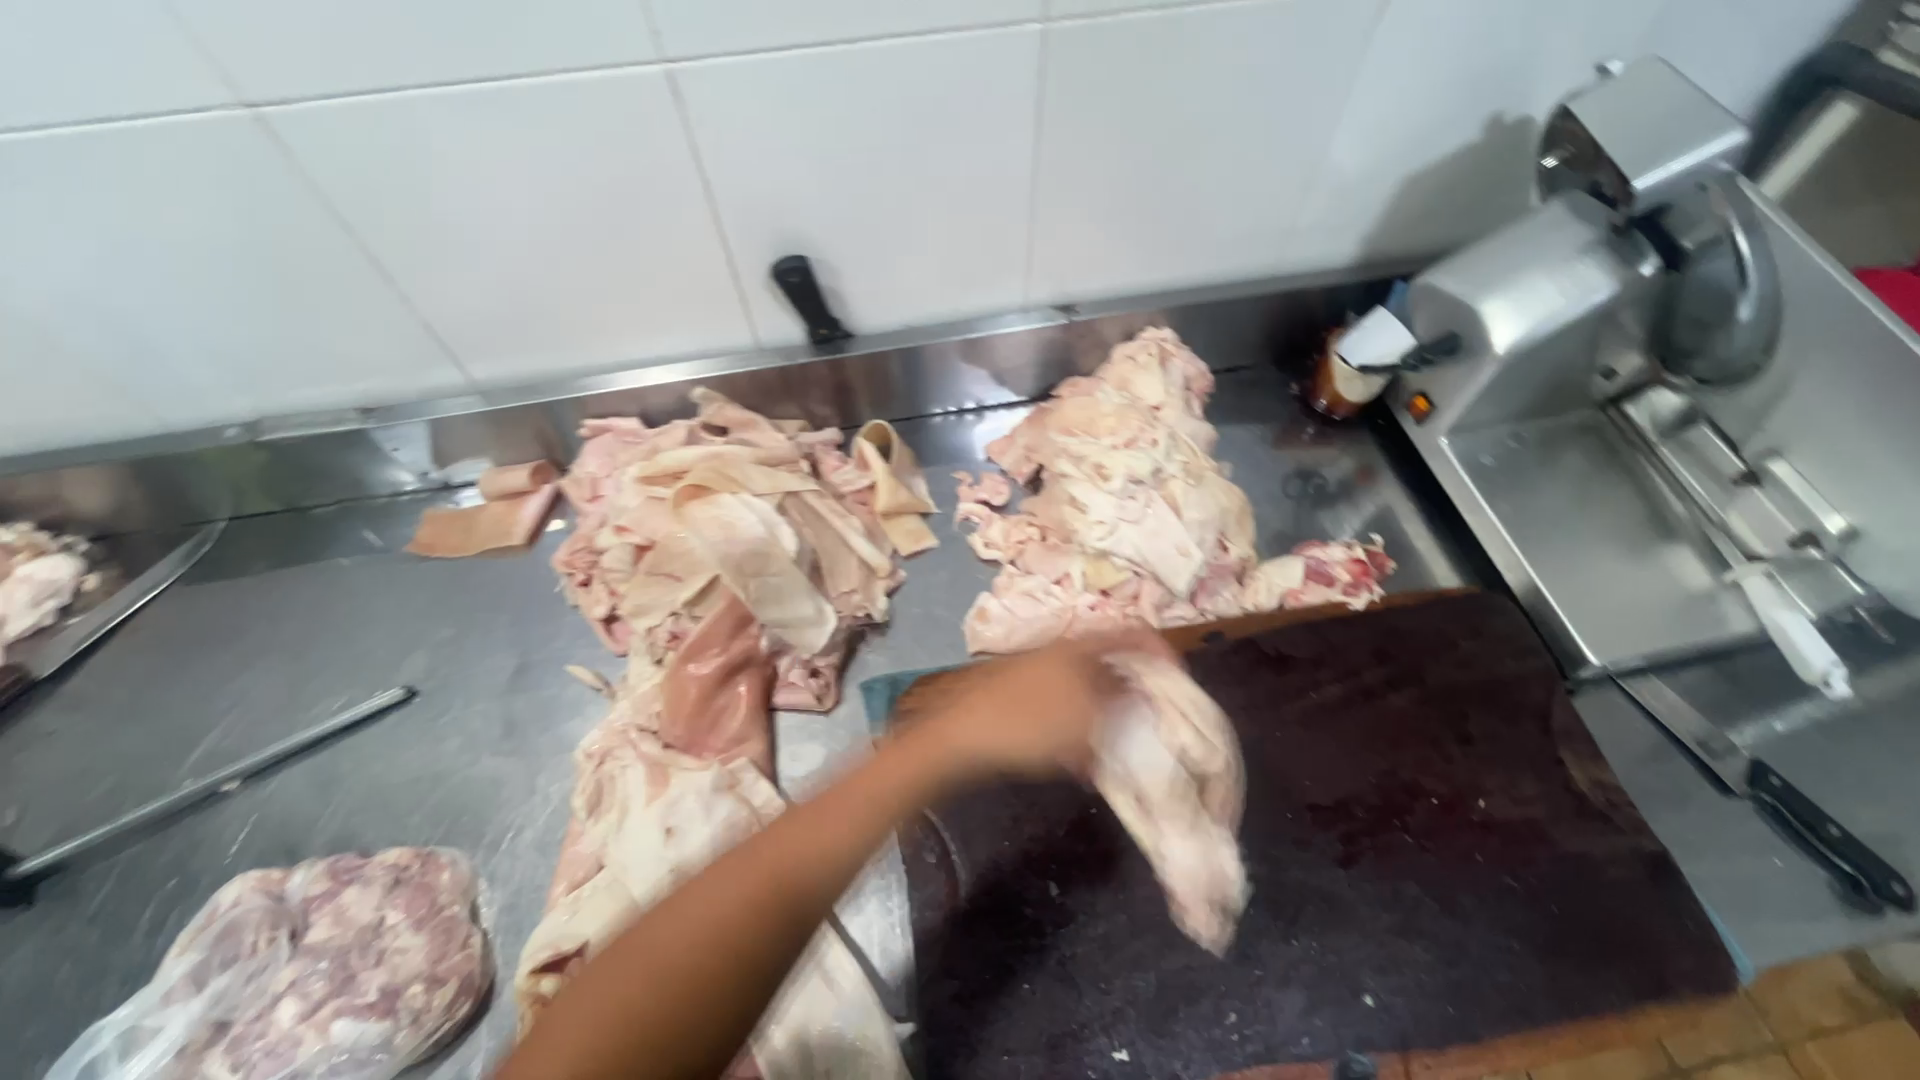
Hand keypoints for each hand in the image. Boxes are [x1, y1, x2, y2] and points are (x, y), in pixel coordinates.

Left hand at [905, 629, 1177, 783]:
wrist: (958, 738)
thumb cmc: (1027, 724)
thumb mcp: (1087, 722)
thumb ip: (1123, 709)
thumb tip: (1144, 701)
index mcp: (1081, 648)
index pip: (1134, 634)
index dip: (1161, 652)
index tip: (1179, 681)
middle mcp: (1061, 652)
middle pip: (1112, 662)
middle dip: (1135, 692)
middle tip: (1152, 721)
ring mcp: (1037, 672)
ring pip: (1088, 688)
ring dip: (1107, 715)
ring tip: (1118, 747)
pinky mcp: (1020, 697)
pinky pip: (1064, 707)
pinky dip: (1079, 728)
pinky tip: (1079, 760)